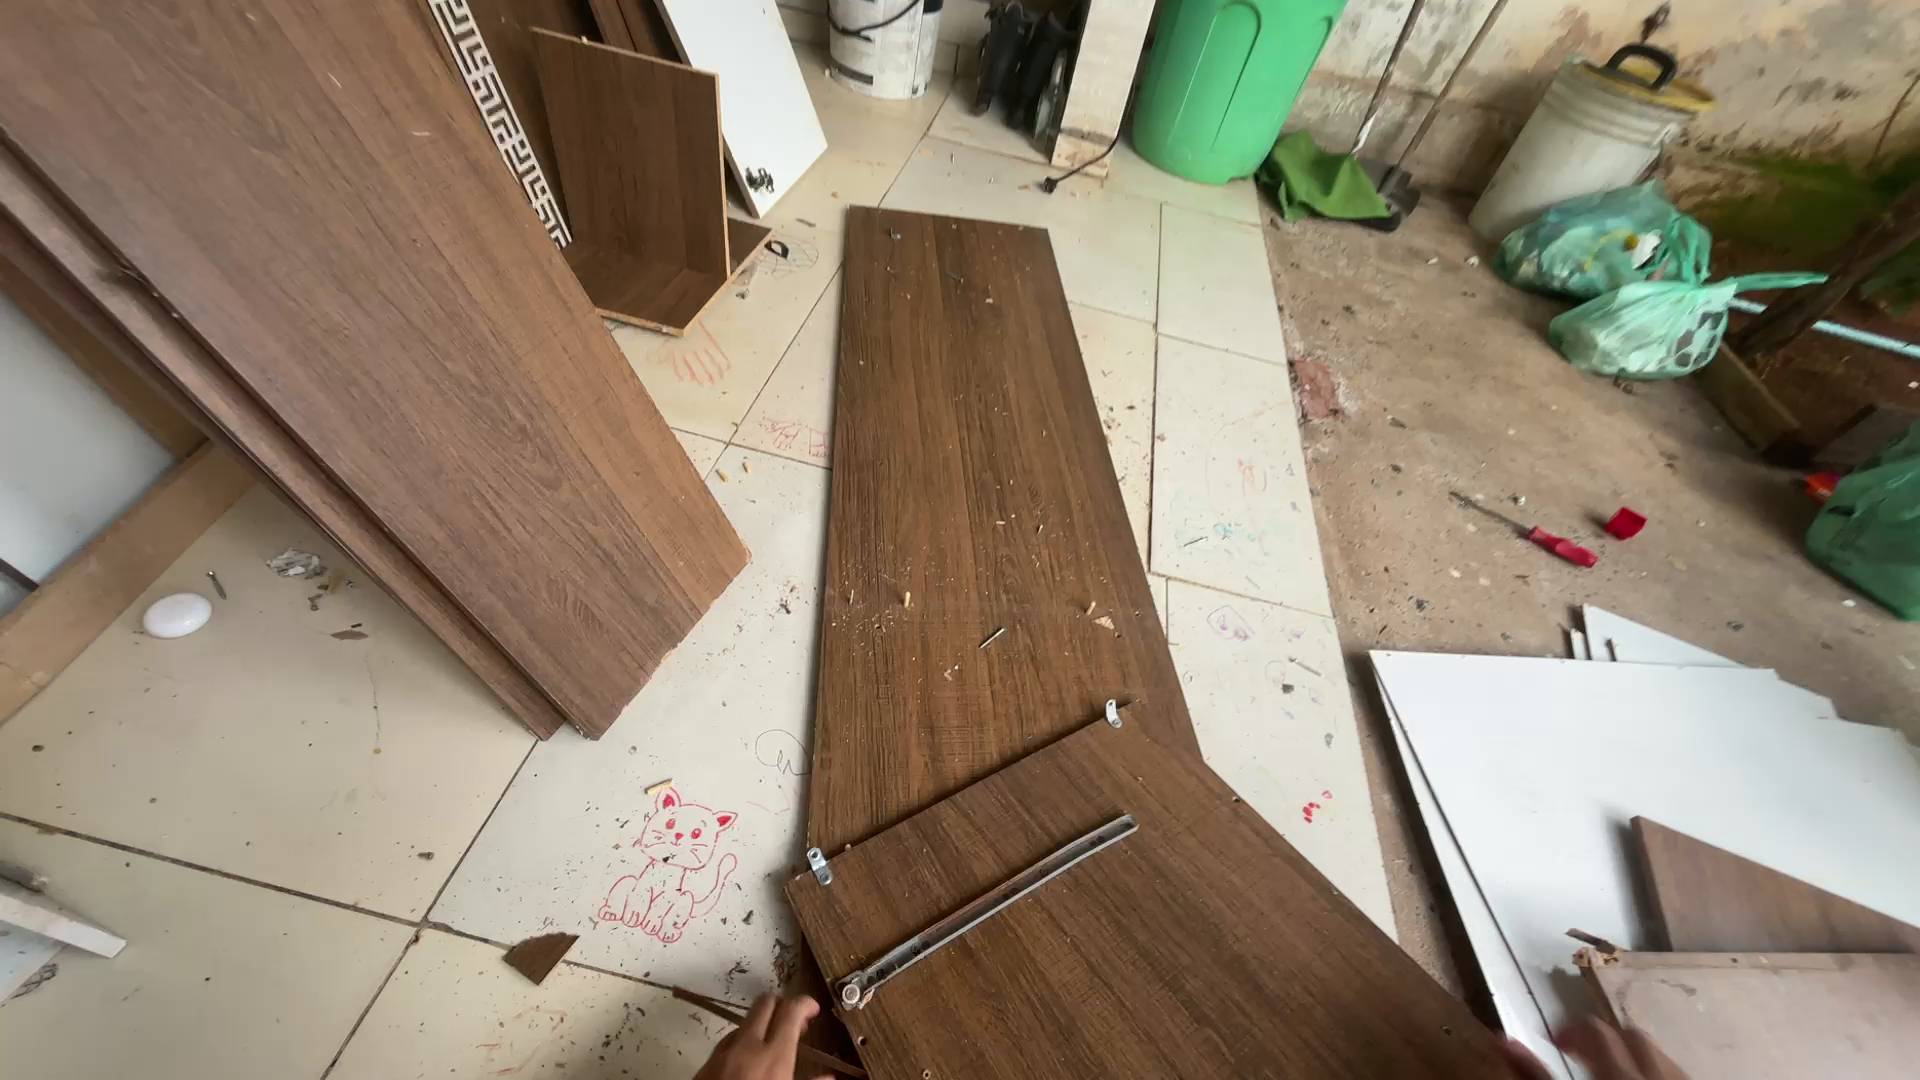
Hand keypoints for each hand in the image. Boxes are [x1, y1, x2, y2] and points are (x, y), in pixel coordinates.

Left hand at [692, 993, 827, 1079]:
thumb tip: (829, 1079)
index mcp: (774, 1055)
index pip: (792, 1009)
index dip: (805, 1003)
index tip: (814, 1011)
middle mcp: (747, 1047)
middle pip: (765, 1003)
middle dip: (782, 1005)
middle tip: (794, 1023)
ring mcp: (721, 1055)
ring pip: (744, 1023)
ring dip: (760, 1026)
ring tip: (770, 1047)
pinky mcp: (703, 1068)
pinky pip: (725, 1045)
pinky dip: (740, 1045)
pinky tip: (745, 1066)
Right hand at [1501, 1017, 1688, 1079]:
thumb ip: (1535, 1075)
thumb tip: (1502, 1040)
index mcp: (1619, 1076)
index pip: (1593, 1028)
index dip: (1570, 1028)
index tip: (1553, 1043)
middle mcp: (1656, 1078)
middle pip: (1633, 1036)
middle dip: (1607, 1039)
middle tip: (1583, 1057)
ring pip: (1664, 1060)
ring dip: (1636, 1059)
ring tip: (1614, 1076)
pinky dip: (1659, 1078)